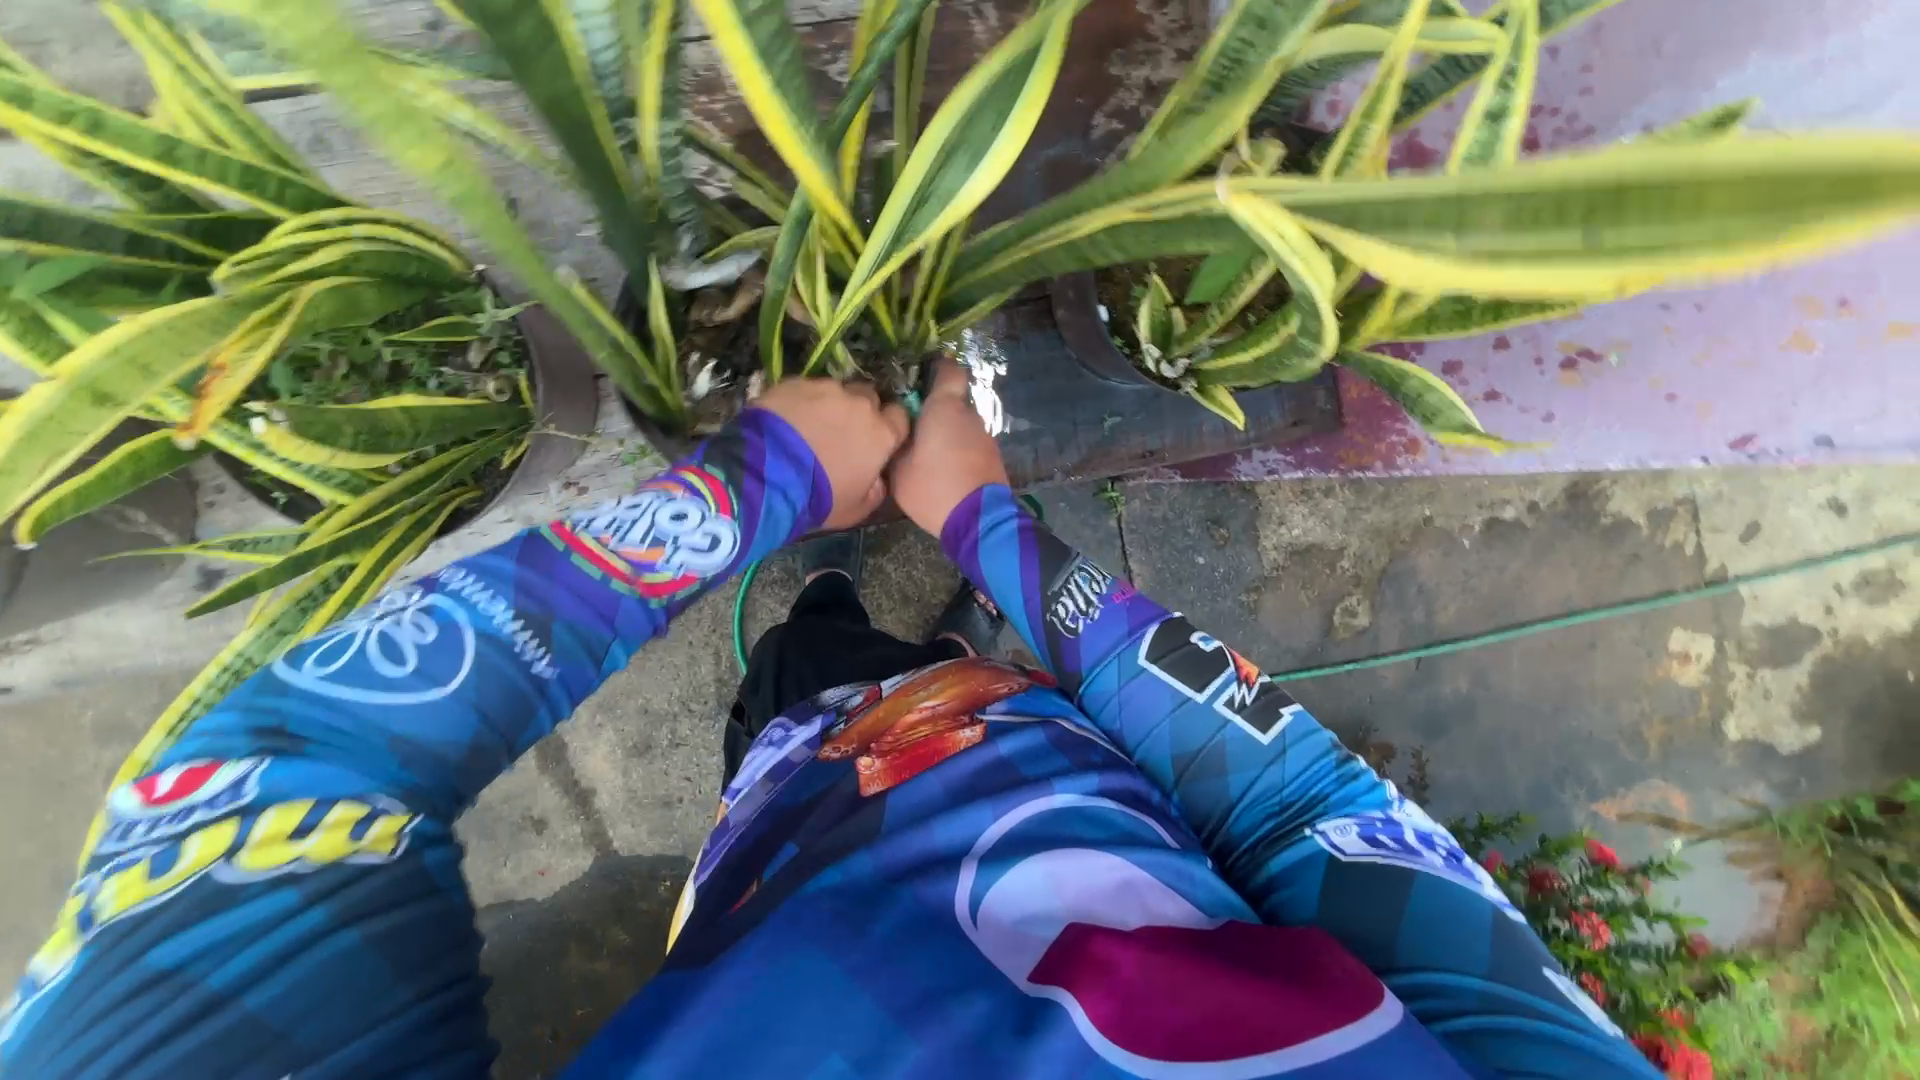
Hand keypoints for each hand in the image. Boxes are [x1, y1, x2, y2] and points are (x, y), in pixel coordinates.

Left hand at [751, 377, 909, 528]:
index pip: (900, 417)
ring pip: (836, 391)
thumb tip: (879, 479)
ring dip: (829, 405)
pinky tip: (787, 420)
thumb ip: (876, 491)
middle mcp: (860, 404)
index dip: (889, 427)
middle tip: (842, 433)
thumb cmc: (819, 498)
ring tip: (809, 426)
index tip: (877, 440)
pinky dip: (801, 401)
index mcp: (882, 434)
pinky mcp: (795, 383)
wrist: (766, 476)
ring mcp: (826, 389)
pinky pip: (805, 389)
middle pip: (869, 398)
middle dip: (860, 412)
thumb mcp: (856, 509)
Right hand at [889, 357, 1007, 535]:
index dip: (935, 368)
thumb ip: (895, 443)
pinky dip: (957, 450)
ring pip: (960, 424)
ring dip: (944, 433)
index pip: (948, 369)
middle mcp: (969, 414)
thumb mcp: (898, 469)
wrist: (978, 522)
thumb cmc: (934, 488)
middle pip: (951, 401)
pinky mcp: (992, 457)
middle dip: (932, 410)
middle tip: (909, 427)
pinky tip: (942, 470)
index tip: (918, 379)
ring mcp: (985, 436)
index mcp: (945, 407)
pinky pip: (969, 444)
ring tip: (925, 455)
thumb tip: (896, 431)